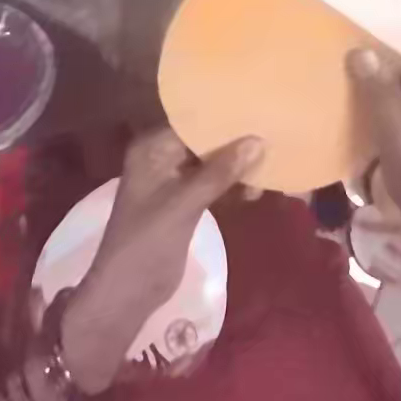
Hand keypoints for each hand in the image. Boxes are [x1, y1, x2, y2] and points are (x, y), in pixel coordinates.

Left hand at [60, 130, 262, 392]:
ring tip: (271, 166)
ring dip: (236, 166)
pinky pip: (211, 183)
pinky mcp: (183, 201)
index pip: (191, 121)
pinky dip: (231, 185)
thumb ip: (219, 173)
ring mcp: (172, 179)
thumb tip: (257, 140)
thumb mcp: (184, 204)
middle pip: (202, 140)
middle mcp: (160, 156)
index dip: (223, 116)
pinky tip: (256, 189)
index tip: (258, 108)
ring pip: (210, 162)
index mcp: (150, 148)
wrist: (128, 291)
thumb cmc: (147, 242)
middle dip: (234, 141)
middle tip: (273, 134)